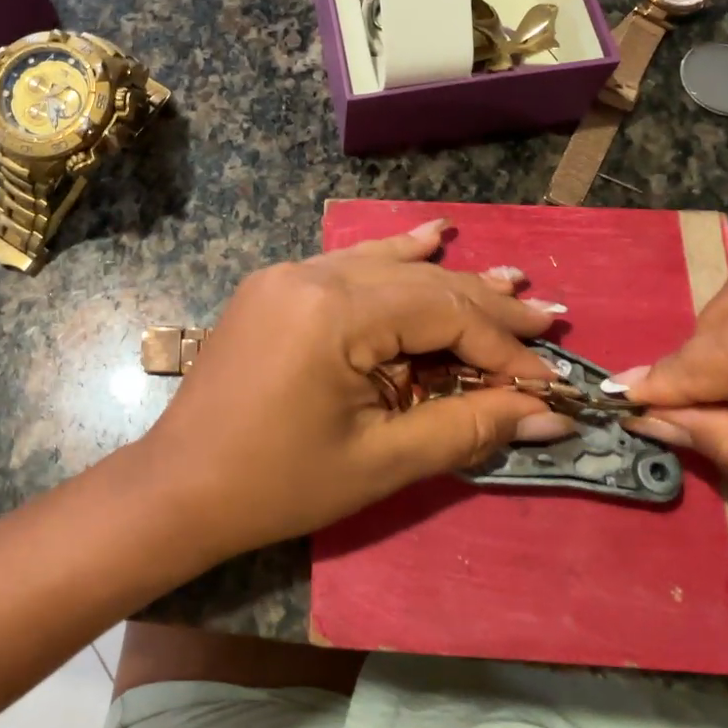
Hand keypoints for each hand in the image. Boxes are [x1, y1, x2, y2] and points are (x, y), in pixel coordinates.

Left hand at [137, 219, 573, 559]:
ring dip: (447, 276)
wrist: (180, 487)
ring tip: (510, 281)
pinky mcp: (275, 287)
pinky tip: (430, 240)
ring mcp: (287, 274)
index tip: (546, 381)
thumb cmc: (279, 484)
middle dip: (484, 307)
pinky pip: (347, 266)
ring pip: (386, 265)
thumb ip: (467, 426)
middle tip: (546, 317)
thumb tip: (547, 413)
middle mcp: (310, 274)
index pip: (443, 313)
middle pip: (420, 281)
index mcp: (335, 312)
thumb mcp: (382, 461)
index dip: (501, 348)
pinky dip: (393, 260)